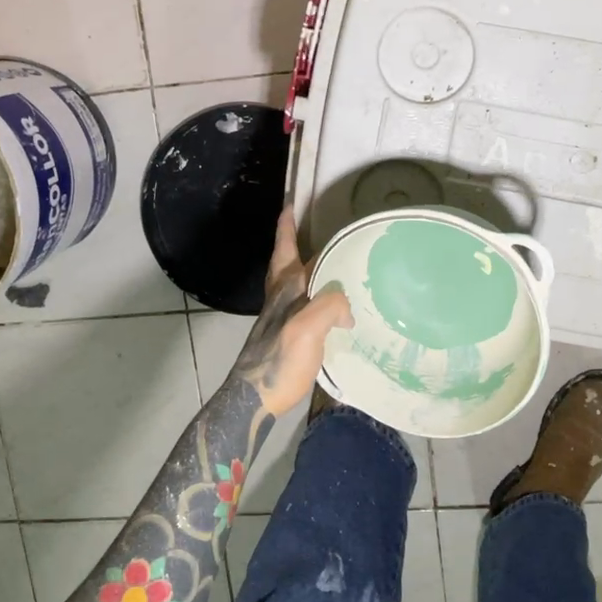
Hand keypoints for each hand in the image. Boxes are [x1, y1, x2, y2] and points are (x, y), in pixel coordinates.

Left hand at [233, 209, 351, 413]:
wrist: (254, 400)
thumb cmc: (278, 359)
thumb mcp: (308, 327)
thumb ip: (330, 305)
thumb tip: (347, 306)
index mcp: (285, 286)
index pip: (284, 246)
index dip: (288, 224)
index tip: (293, 201)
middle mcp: (281, 297)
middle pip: (289, 261)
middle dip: (302, 242)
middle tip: (324, 228)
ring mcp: (282, 317)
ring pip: (298, 283)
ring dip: (314, 269)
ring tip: (339, 265)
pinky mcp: (288, 337)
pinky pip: (308, 306)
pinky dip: (321, 297)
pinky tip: (338, 308)